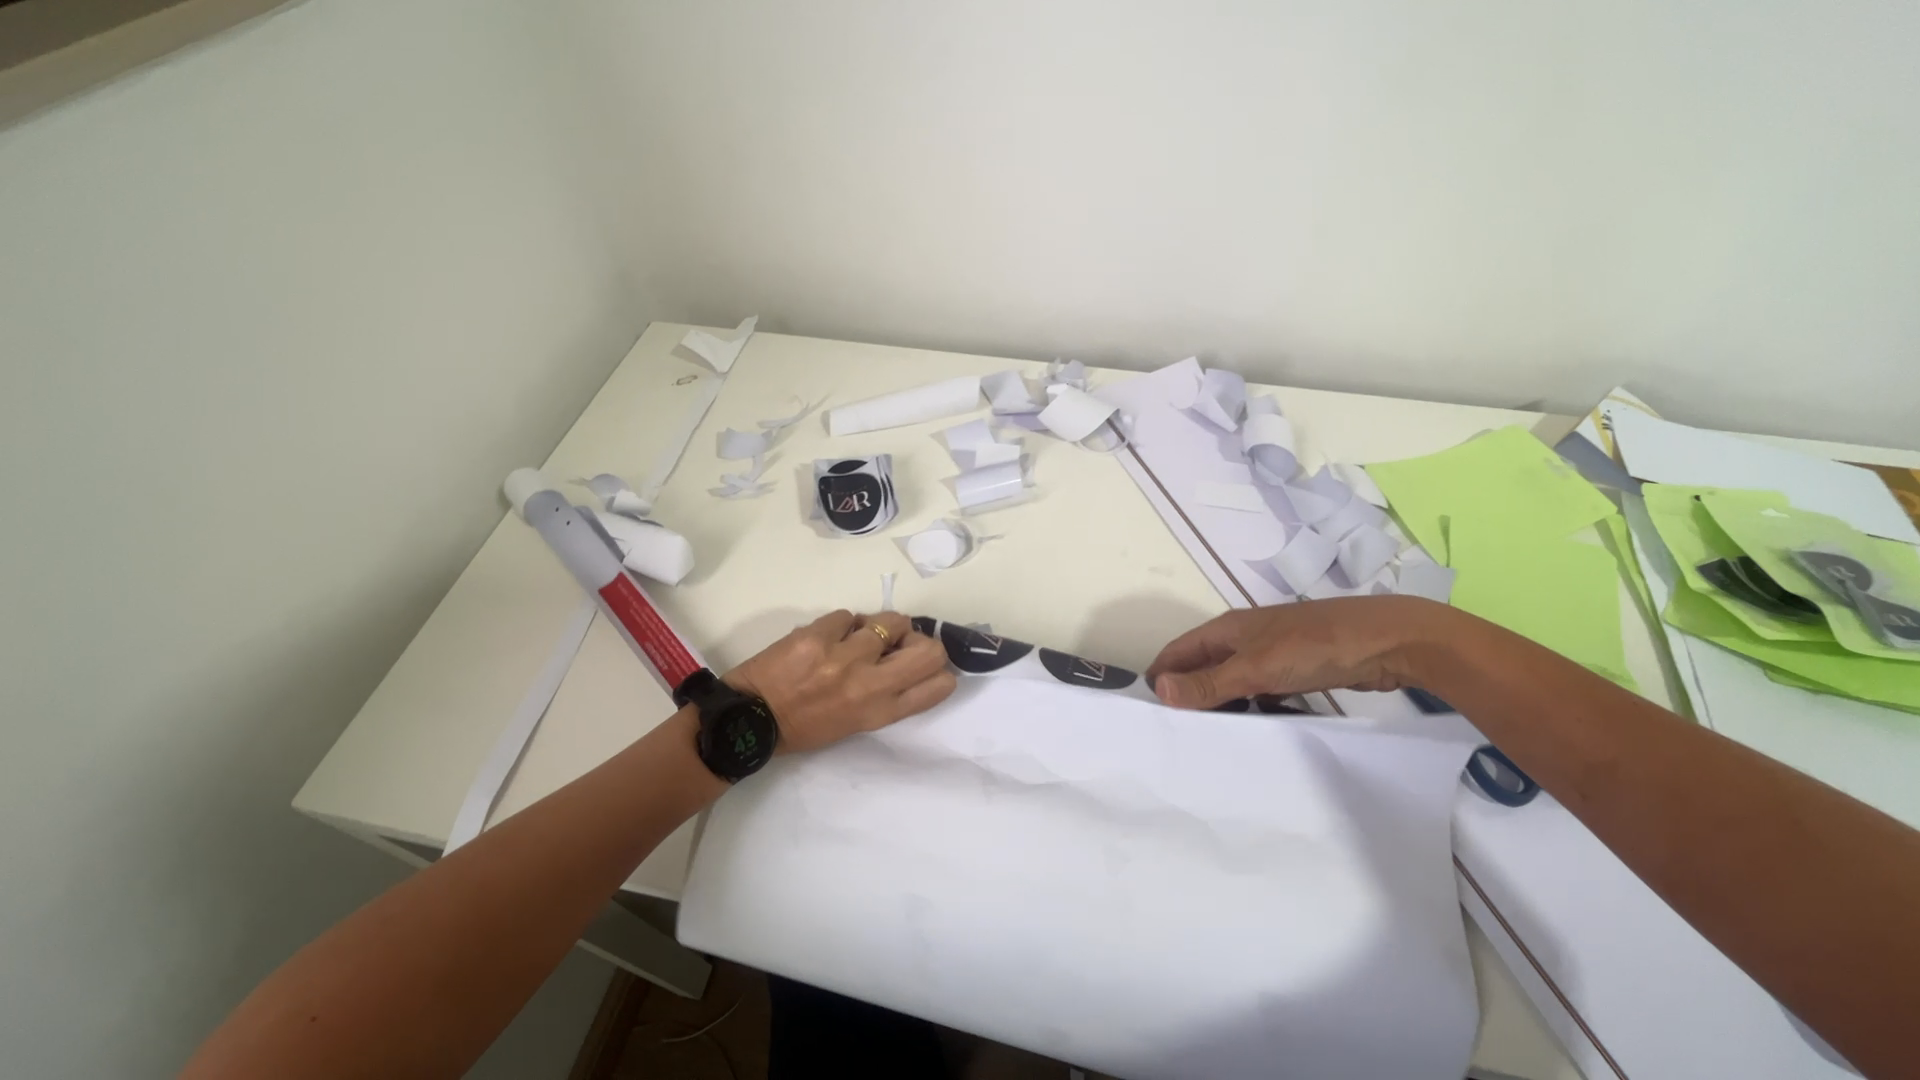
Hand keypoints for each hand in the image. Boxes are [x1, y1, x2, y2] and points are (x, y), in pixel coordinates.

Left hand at [724, 610, 956, 753]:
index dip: (937, 668)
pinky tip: (826, 637)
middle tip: (895, 642)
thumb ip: (885, 695)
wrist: (751, 718)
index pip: (939, 685)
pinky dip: (840, 624)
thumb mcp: (855, 723)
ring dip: (878, 625)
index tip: (919, 662)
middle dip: (917, 640)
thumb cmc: (805, 727)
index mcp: (880, 712)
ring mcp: (845, 658)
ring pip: (890, 621)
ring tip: (858, 634)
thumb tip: (904, 656)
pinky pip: (847, 615)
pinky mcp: (818, 635)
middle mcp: (870, 685)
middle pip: (929, 650)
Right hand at [1145, 596, 1450, 708]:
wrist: (1392, 640)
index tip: (1151, 715)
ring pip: (1233, 681)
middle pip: (1203, 667)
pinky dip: (1254, 707)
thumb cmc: (1316, 648)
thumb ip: (1210, 682)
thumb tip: (1158, 689)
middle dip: (1190, 695)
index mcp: (1229, 628)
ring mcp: (1273, 652)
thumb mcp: (1257, 668)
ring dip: (1223, 704)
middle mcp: (1245, 637)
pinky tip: (1257, 728)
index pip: (1179, 651)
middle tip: (1181, 735)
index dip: (1161, 676)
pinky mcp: (1297, 668)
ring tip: (1214, 739)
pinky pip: (1261, 691)